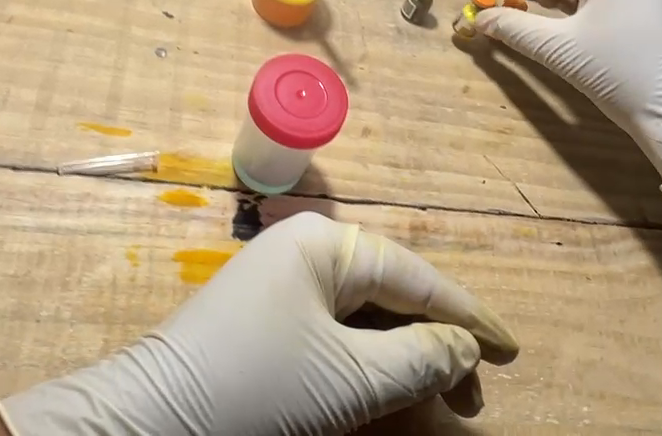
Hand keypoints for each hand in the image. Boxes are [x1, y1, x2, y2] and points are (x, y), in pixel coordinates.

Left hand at [0, 212, 518, 434]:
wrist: (149, 420)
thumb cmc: (258, 385)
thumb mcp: (348, 379)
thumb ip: (417, 360)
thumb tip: (463, 349)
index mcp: (324, 243)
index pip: (413, 276)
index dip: (467, 316)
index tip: (512, 350)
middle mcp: (305, 250)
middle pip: (390, 294)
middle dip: (437, 342)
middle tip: (477, 393)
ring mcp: (283, 283)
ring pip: (364, 316)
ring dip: (405, 357)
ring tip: (444, 398)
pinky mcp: (267, 320)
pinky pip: (333, 332)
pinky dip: (367, 362)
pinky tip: (391, 389)